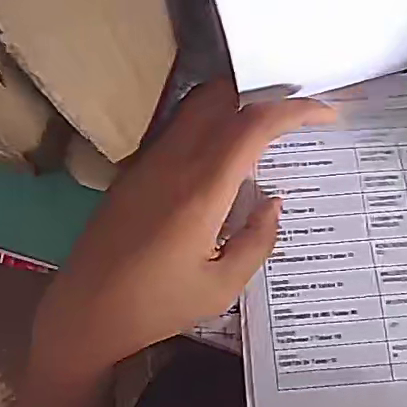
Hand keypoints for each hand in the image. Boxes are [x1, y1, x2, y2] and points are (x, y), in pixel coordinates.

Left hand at [29, 80, 335, 382]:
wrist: (82, 310)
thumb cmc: (155, 306)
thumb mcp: (221, 288)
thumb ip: (257, 241)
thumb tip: (274, 202)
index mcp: (201, 190)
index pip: (252, 126)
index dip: (294, 111)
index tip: (324, 114)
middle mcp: (174, 161)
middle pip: (222, 97)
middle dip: (264, 95)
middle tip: (294, 117)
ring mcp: (150, 160)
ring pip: (197, 106)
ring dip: (235, 104)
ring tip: (264, 131)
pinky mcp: (135, 168)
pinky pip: (180, 126)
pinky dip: (210, 121)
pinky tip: (222, 154)